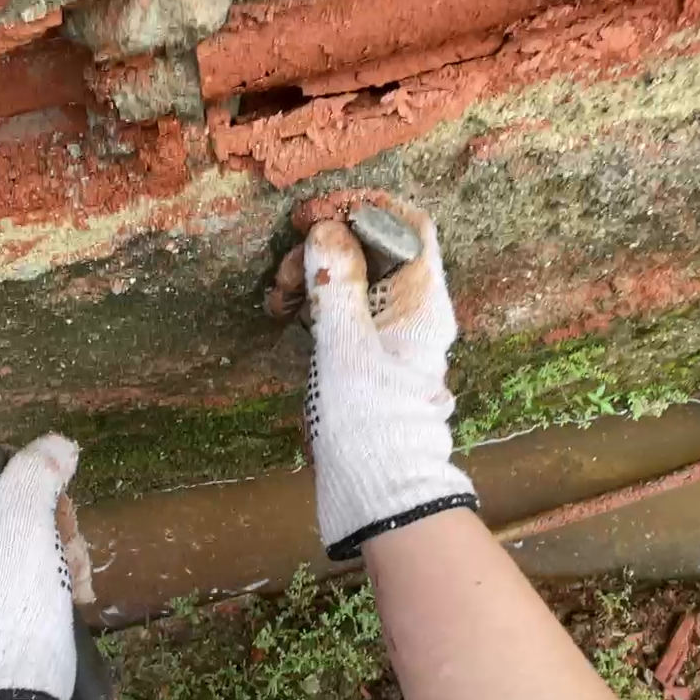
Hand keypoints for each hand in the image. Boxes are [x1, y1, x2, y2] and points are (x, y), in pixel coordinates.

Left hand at [0, 433, 79, 699]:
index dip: (18, 471)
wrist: (18, 673)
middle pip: (17, 504)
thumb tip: (58, 444)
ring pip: (35, 540)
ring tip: (73, 574)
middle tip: (63, 536)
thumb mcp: (23, 512)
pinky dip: (62, 579)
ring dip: (65, 550)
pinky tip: (76, 593)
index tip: (44, 486)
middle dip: (54, 520)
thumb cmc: (10, 584)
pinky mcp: (5, 610)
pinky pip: (39, 575)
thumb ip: (38, 469)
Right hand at [304, 199, 476, 559]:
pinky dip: (312, 305)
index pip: (407, 227)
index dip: (363, 210)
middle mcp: (409, 312)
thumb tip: (326, 231)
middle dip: (325, 248)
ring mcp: (385, 335)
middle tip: (285, 271)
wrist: (375, 488)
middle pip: (371, 251)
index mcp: (422, 302)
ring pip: (351, 281)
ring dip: (312, 276)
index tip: (316, 217)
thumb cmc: (368, 419)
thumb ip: (335, 286)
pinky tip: (283, 313)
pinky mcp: (363, 358)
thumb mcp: (345, 347)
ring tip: (276, 297)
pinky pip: (340, 312)